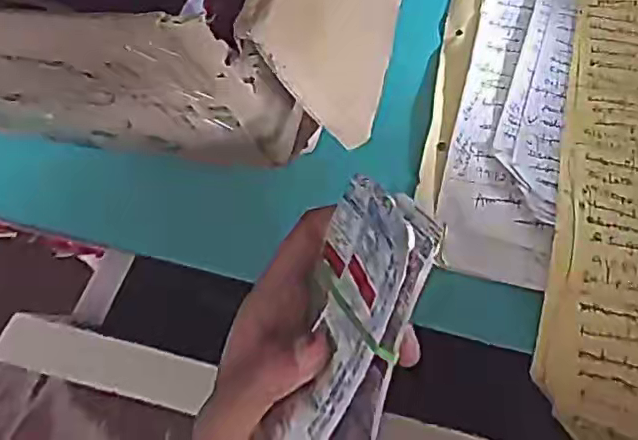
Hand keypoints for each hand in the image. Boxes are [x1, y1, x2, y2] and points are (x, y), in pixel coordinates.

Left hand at [194, 207, 421, 439]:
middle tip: (411, 276)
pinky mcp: (338, 361)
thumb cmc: (226, 430)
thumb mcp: (230, 411)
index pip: (307, 238)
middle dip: (382, 265)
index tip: (378, 223)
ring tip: (408, 336)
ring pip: (367, 297)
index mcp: (272, 301)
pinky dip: (392, 342)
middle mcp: (301, 308)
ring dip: (393, 309)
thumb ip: (262, 378)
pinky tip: (403, 359)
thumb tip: (316, 344)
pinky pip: (373, 335)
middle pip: (346, 261)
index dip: (341, 218)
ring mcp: (321, 332)